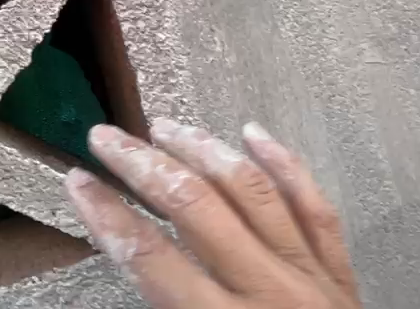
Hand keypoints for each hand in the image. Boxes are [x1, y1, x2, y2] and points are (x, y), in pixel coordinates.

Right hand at [64, 120, 360, 308]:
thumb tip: (125, 257)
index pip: (152, 258)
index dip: (108, 215)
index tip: (77, 182)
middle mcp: (268, 293)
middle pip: (195, 207)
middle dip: (141, 165)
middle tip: (104, 136)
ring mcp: (310, 279)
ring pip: (250, 191)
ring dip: (201, 150)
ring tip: (163, 127)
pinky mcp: (342, 275)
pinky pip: (313, 207)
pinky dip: (284, 165)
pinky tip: (253, 133)